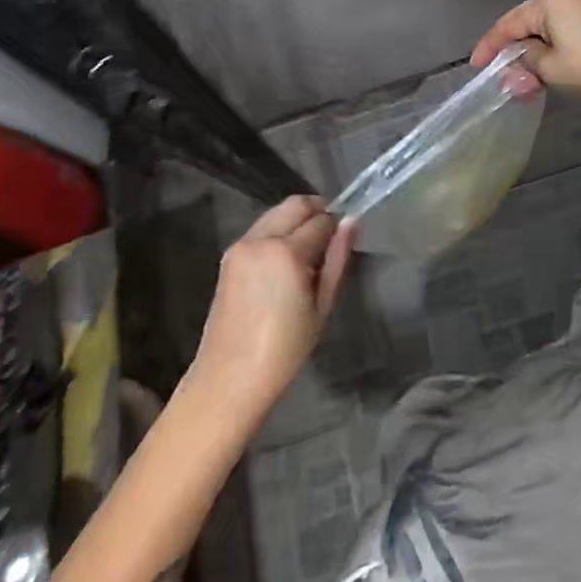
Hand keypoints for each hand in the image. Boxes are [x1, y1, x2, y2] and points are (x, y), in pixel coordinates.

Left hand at [190, 196, 353, 416]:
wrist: (230, 377)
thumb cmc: (285, 348)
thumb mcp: (323, 306)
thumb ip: (338, 259)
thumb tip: (351, 222)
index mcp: (286, 252)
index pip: (321, 220)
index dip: (338, 226)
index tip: (346, 241)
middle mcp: (259, 239)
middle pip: (295, 204)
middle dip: (318, 211)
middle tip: (331, 239)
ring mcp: (240, 245)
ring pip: (276, 213)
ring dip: (297, 221)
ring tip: (310, 256)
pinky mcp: (229, 256)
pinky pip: (261, 230)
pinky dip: (279, 233)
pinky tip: (287, 264)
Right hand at [471, 0, 580, 110]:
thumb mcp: (553, 69)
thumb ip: (526, 63)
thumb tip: (516, 68)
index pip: (509, 23)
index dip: (490, 46)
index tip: (476, 67)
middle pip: (531, 21)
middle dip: (517, 51)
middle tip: (507, 80)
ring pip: (552, 26)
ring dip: (539, 51)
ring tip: (530, 79)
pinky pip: (572, 29)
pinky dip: (559, 47)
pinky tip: (557, 67)